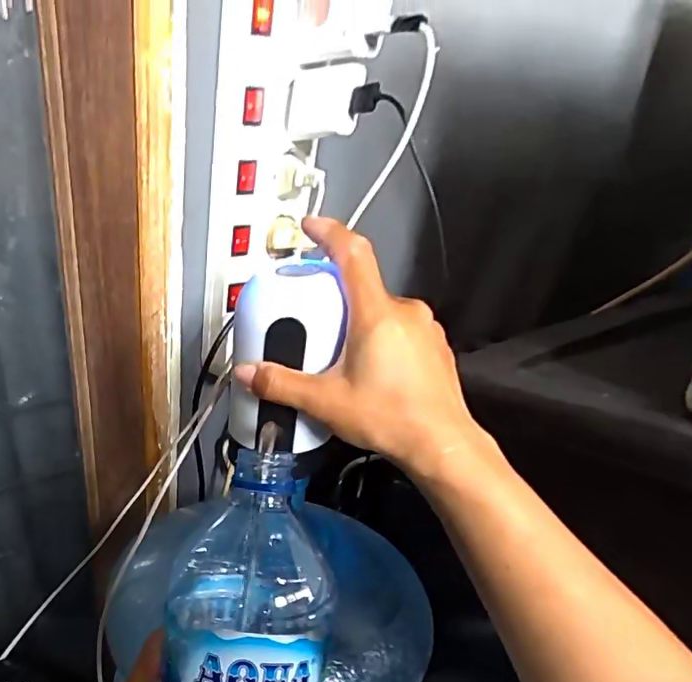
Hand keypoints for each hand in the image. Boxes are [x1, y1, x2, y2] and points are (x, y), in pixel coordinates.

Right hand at [232, 216, 492, 481]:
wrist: (439, 443)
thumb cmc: (394, 419)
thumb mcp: (324, 401)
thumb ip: (281, 383)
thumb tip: (252, 374)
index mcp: (377, 315)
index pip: (352, 254)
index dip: (328, 233)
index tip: (311, 227)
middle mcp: (404, 313)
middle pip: (358, 289)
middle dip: (329, 305)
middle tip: (311, 334)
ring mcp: (422, 329)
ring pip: (377, 313)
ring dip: (352, 328)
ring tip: (335, 365)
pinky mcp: (430, 348)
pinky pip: (395, 331)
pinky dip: (373, 343)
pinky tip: (363, 376)